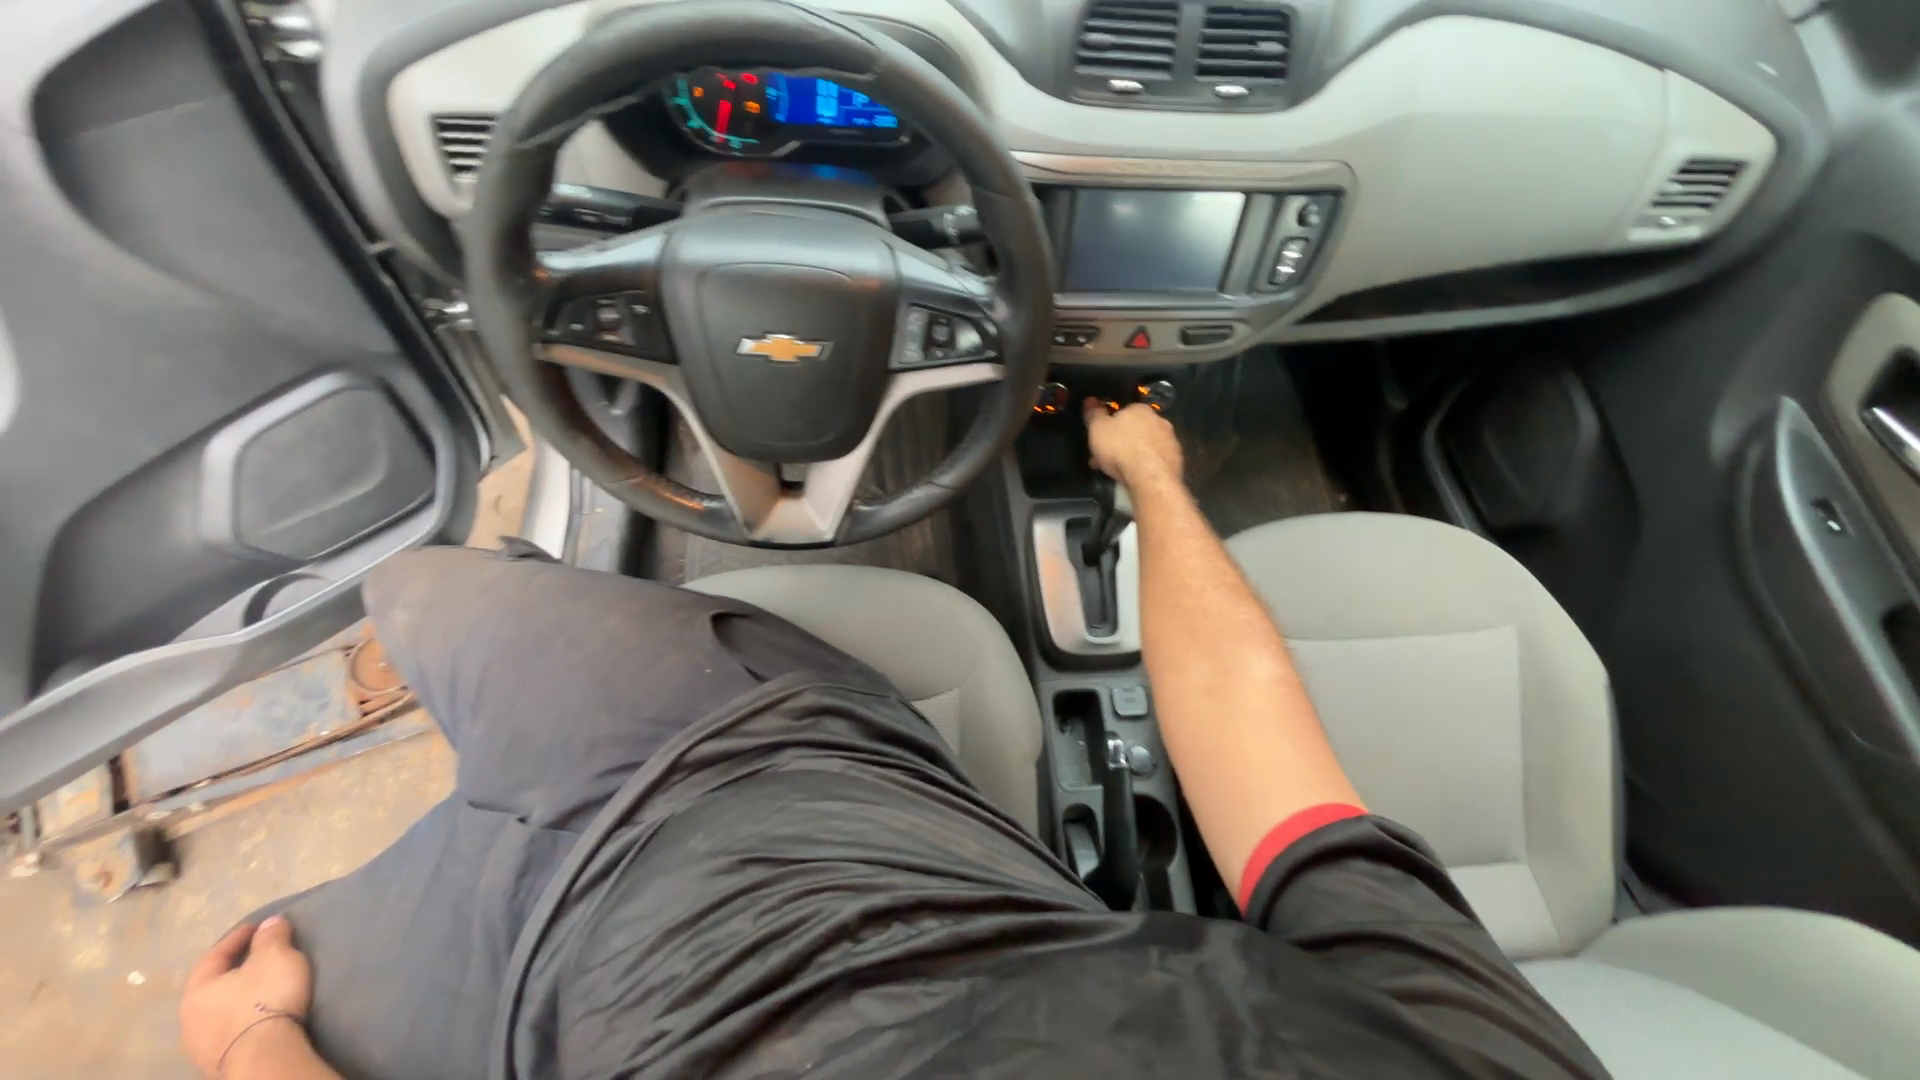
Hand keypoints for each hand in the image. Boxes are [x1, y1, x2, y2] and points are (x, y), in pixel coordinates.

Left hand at [181, 916, 313, 1076]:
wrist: (262, 1056)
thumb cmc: (265, 999)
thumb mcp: (275, 958)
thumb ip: (271, 938)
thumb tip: (268, 923)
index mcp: (198, 991)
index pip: (213, 956)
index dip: (236, 938)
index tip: (257, 926)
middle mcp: (189, 1019)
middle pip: (211, 987)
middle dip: (231, 971)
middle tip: (255, 958)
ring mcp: (200, 1045)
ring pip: (216, 1012)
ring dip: (234, 998)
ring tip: (257, 989)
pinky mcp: (216, 1062)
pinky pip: (227, 1031)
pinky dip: (239, 1018)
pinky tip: (253, 1017)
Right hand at [1084, 399, 1182, 488]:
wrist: (1150, 477)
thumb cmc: (1120, 449)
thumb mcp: (1097, 429)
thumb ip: (1094, 414)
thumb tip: (1090, 400)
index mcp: (1140, 409)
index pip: (1123, 411)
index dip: (1110, 425)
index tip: (1100, 439)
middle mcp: (1159, 420)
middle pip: (1136, 429)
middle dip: (1121, 441)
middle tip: (1107, 457)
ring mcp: (1171, 439)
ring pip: (1146, 444)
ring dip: (1134, 453)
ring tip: (1120, 470)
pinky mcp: (1177, 458)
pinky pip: (1156, 458)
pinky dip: (1147, 464)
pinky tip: (1137, 475)